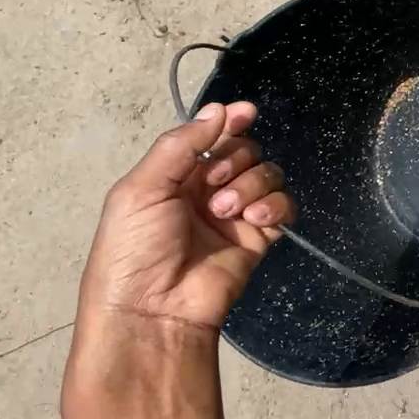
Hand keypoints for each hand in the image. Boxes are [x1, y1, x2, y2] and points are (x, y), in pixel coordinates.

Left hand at [77, 102, 295, 330]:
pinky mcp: (261, 235)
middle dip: (235, 162)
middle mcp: (209, 189)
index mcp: (176, 176)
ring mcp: (238, 212)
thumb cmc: (133, 249)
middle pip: (246, 151)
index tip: (246, 112)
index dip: (231, 121)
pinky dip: (275, 206)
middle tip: (214, 187)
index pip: (212, 136)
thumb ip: (180, 145)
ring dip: (252, 185)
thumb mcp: (140, 191)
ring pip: (268, 174)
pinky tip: (255, 221)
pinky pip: (284, 205)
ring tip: (228, 212)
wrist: (154, 309)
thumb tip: (220, 108)